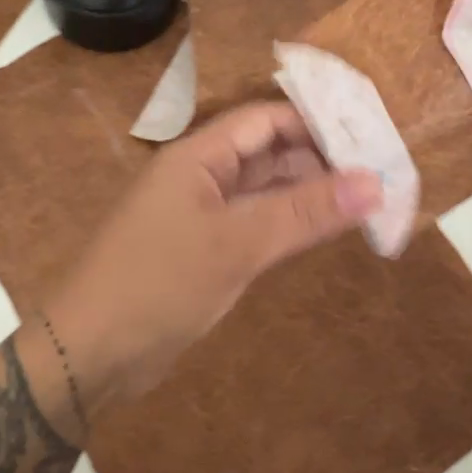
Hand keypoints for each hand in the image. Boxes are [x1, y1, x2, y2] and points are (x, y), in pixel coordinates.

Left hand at [45, 102, 382, 406]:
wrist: (91, 353)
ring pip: (262, 191)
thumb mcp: (236, 244)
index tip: (371, 137)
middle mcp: (200, 177)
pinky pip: (253, 225)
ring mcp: (200, 215)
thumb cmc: (159, 284)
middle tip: (380, 173)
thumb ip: (305, 212)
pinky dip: (287, 225)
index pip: (265, 120)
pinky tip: (323, 231)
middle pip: (267, 153)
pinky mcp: (203, 252)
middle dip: (319, 159)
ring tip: (366, 201)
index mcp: (197, 156)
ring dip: (307, 194)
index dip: (316, 122)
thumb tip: (376, 182)